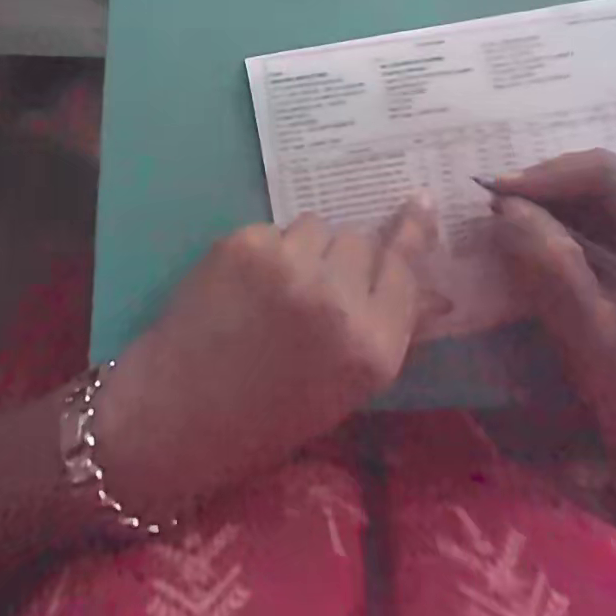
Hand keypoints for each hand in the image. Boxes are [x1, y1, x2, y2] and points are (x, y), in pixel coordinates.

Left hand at [97, 197, 438, 517]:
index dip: (410, 234)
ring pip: (315, 224)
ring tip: (274, 284)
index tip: (416, 200)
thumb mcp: (345, 387)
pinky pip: (272, 228)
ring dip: (304, 246)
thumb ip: (386, 332)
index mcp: (373, 348)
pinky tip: (242, 283)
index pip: (404, 270)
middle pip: (358, 239)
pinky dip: (264, 248)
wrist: (180, 410)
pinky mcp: (245, 245)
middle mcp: (338, 300)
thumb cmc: (266, 414)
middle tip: (312, 283)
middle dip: (341, 256)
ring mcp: (289, 266)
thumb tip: (435, 293)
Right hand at [487, 150, 615, 469]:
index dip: (551, 175)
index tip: (497, 190)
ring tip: (513, 212)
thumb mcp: (580, 327)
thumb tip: (507, 204)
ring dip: (558, 197)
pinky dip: (573, 215)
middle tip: (499, 201)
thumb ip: (545, 261)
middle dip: (551, 183)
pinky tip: (542, 229)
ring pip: (613, 192)